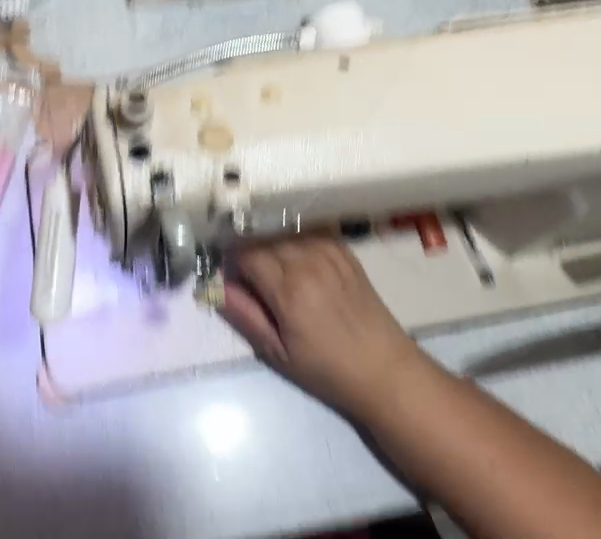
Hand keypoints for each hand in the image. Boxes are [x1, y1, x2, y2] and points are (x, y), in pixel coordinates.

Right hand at [220, 236, 430, 421]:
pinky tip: (301, 264)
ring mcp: (329, 251)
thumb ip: (245, 316)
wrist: (385, 369)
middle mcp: (307, 261)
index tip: (234, 281)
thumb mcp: (278, 353)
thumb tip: (216, 288)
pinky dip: (296, 242)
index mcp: (288, 288)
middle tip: (253, 281)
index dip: (233, 265)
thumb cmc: (327, 369)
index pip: (244, 253)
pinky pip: (309, 233)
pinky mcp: (344, 250)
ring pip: (285, 232)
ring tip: (277, 273)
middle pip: (263, 238)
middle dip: (250, 253)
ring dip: (273, 245)